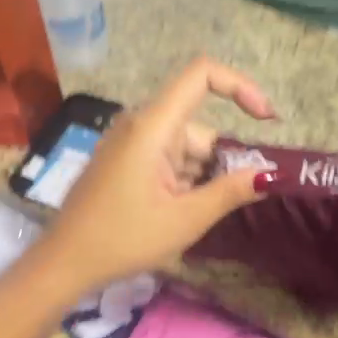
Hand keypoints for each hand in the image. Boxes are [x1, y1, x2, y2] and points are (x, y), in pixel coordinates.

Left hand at [34, 58, 275, 294]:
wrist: (66, 262)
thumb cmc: (124, 239)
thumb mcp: (186, 219)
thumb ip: (231, 191)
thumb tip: (271, 175)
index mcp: (153, 126)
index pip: (202, 75)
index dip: (241, 87)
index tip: (267, 120)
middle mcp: (140, 124)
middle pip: (199, 124)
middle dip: (223, 159)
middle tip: (233, 201)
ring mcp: (130, 143)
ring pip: (186, 146)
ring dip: (204, 175)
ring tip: (198, 216)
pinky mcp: (125, 161)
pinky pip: (168, 158)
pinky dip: (186, 180)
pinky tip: (182, 213)